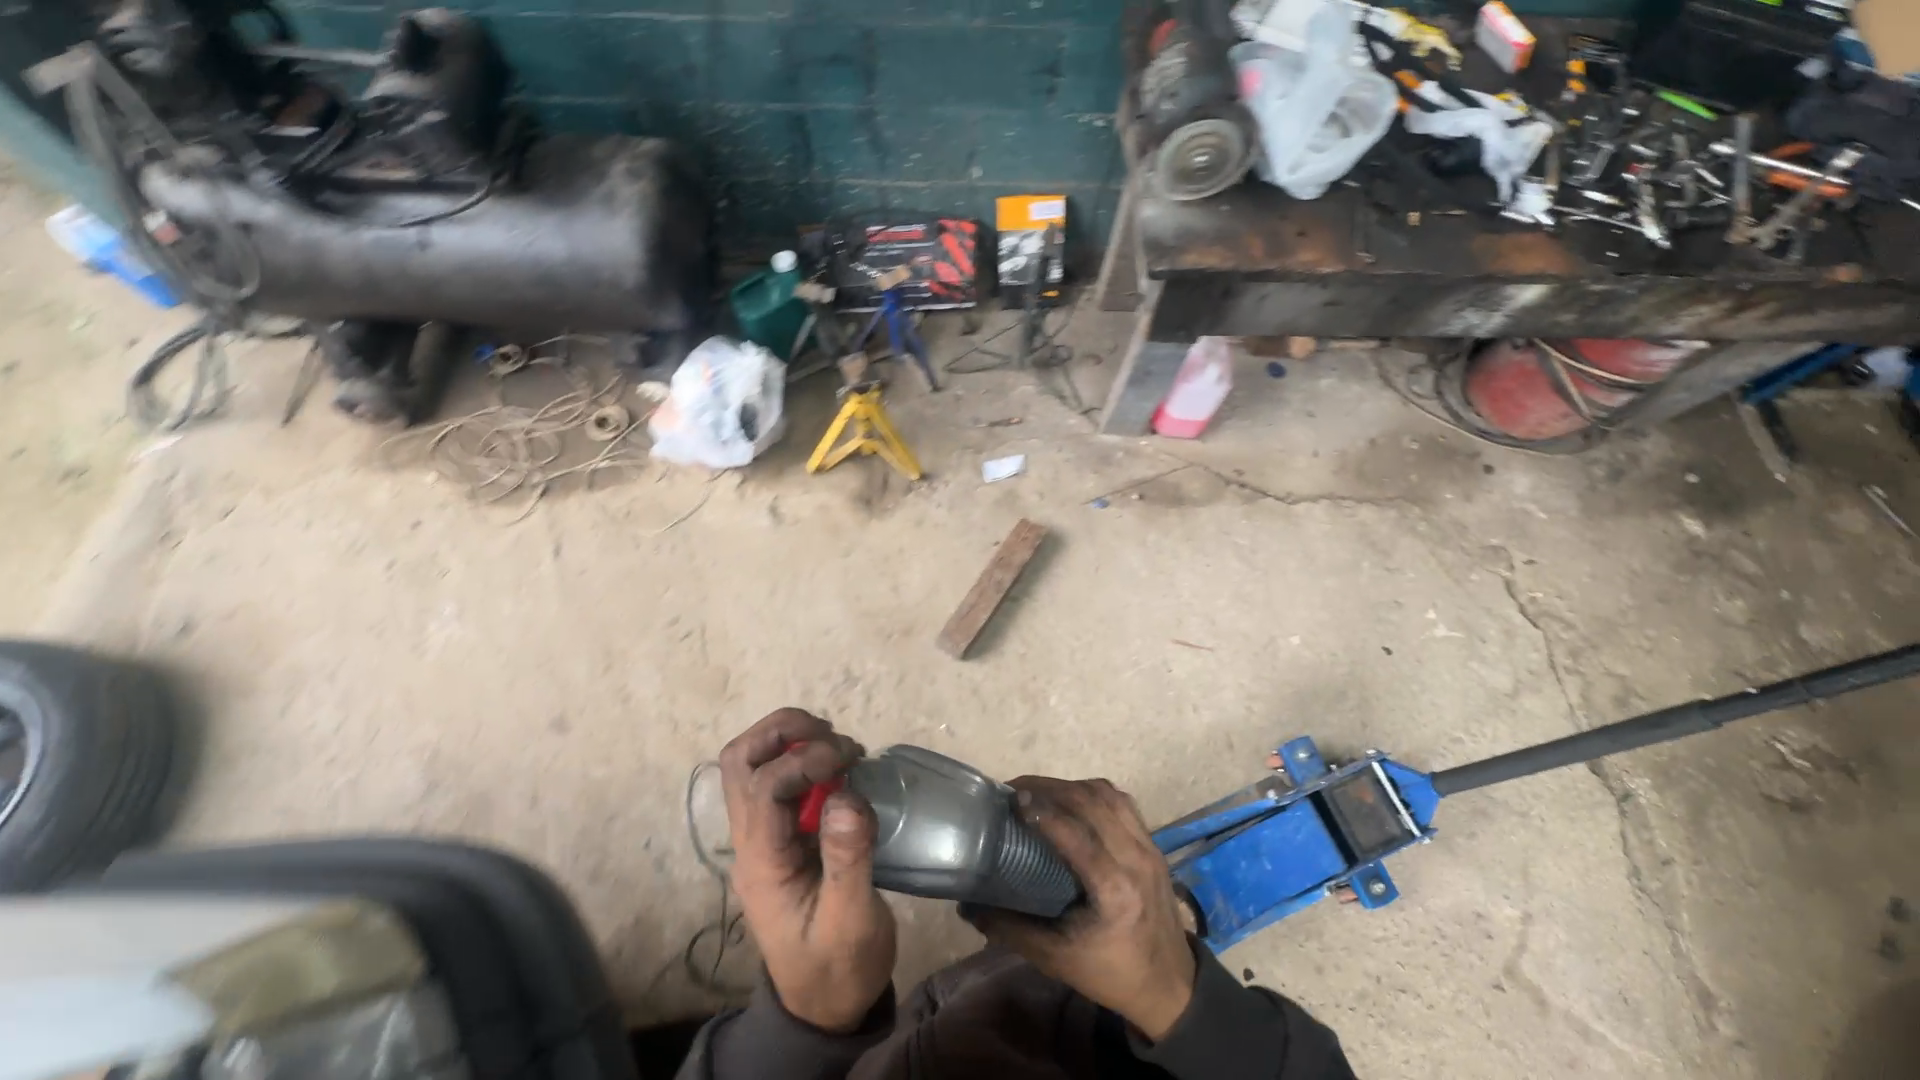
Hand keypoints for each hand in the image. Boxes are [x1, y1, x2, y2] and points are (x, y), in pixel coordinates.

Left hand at [718, 708, 896, 1031]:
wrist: (825, 1004)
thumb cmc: (838, 967)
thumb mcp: (851, 921)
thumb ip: (848, 859)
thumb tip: (846, 795)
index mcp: (762, 861)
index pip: (763, 787)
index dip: (805, 760)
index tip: (851, 760)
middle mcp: (753, 840)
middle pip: (740, 761)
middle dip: (782, 732)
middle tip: (834, 736)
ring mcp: (764, 835)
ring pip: (753, 765)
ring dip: (791, 740)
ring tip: (842, 750)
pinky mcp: (783, 835)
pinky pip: (779, 779)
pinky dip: (806, 758)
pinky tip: (843, 770)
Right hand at [965, 777, 1197, 1041]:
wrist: (1169, 985)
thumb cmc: (1110, 972)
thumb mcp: (1055, 958)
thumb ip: (1010, 929)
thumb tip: (966, 906)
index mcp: (1114, 889)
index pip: (1076, 833)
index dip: (1042, 810)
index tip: (1010, 800)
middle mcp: (1135, 859)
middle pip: (1092, 802)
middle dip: (1050, 788)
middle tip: (1015, 790)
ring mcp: (1149, 848)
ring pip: (1109, 795)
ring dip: (1071, 786)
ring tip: (1040, 792)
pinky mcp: (1154, 845)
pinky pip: (1123, 803)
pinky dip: (1093, 793)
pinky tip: (1071, 801)